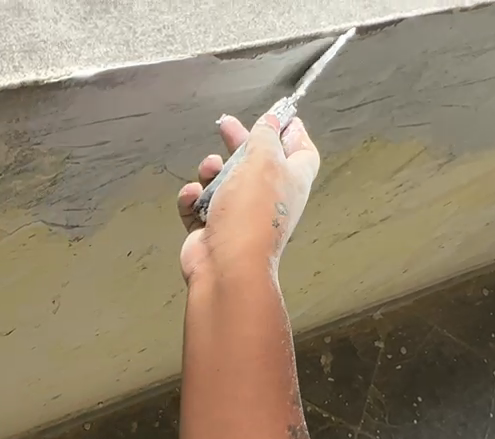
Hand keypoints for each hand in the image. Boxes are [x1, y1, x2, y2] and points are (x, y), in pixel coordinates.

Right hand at [176, 113, 320, 283]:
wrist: (225, 265)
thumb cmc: (250, 212)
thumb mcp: (263, 160)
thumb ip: (265, 136)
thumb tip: (271, 122)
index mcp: (291, 181)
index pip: (301, 152)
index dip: (292, 132)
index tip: (278, 117)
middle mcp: (267, 198)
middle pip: (255, 162)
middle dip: (239, 142)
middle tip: (226, 126)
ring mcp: (238, 216)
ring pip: (222, 182)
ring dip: (210, 171)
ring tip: (207, 170)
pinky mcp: (211, 230)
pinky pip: (199, 206)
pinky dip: (192, 199)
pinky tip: (192, 197)